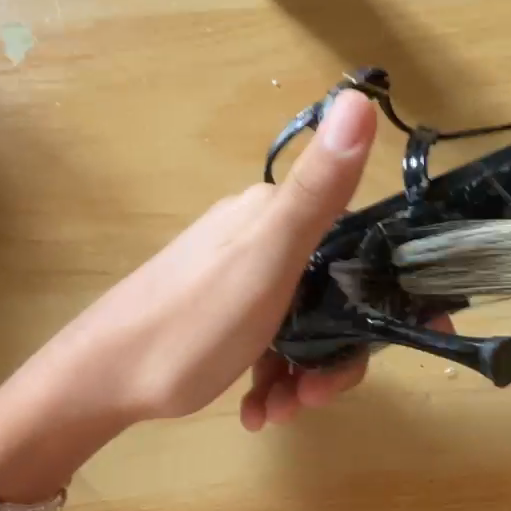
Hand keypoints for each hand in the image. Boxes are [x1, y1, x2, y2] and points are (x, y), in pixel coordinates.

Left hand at [36, 91, 379, 430]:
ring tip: (276, 411)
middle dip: (334, 351)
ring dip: (303, 375)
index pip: (360, 246)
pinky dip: (272, 380)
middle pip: (333, 295)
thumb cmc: (190, 324)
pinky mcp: (221, 317)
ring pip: (303, 327)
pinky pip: (269, 345)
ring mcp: (239, 280)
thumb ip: (316, 190)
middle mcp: (259, 238)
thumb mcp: (266, 259)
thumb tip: (357, 98)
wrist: (99, 381)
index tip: (411, 336)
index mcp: (274, 215)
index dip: (390, 291)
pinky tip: (255, 412)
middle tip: (314, 395)